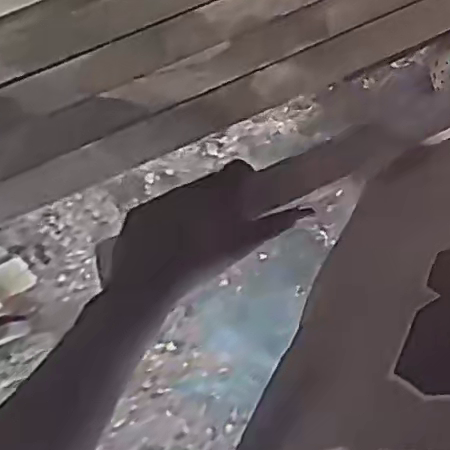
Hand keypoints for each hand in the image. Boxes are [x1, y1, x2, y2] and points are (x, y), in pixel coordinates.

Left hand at [105, 161, 307, 299]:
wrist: (149, 281)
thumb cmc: (207, 260)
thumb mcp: (248, 243)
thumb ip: (278, 223)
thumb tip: (310, 210)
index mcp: (220, 191)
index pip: (238, 168)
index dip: (244, 179)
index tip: (247, 197)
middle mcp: (192, 187)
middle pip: (211, 182)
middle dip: (218, 196)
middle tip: (224, 222)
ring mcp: (162, 198)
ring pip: (185, 195)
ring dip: (193, 207)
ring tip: (196, 235)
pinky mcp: (139, 212)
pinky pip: (159, 209)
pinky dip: (167, 220)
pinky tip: (169, 242)